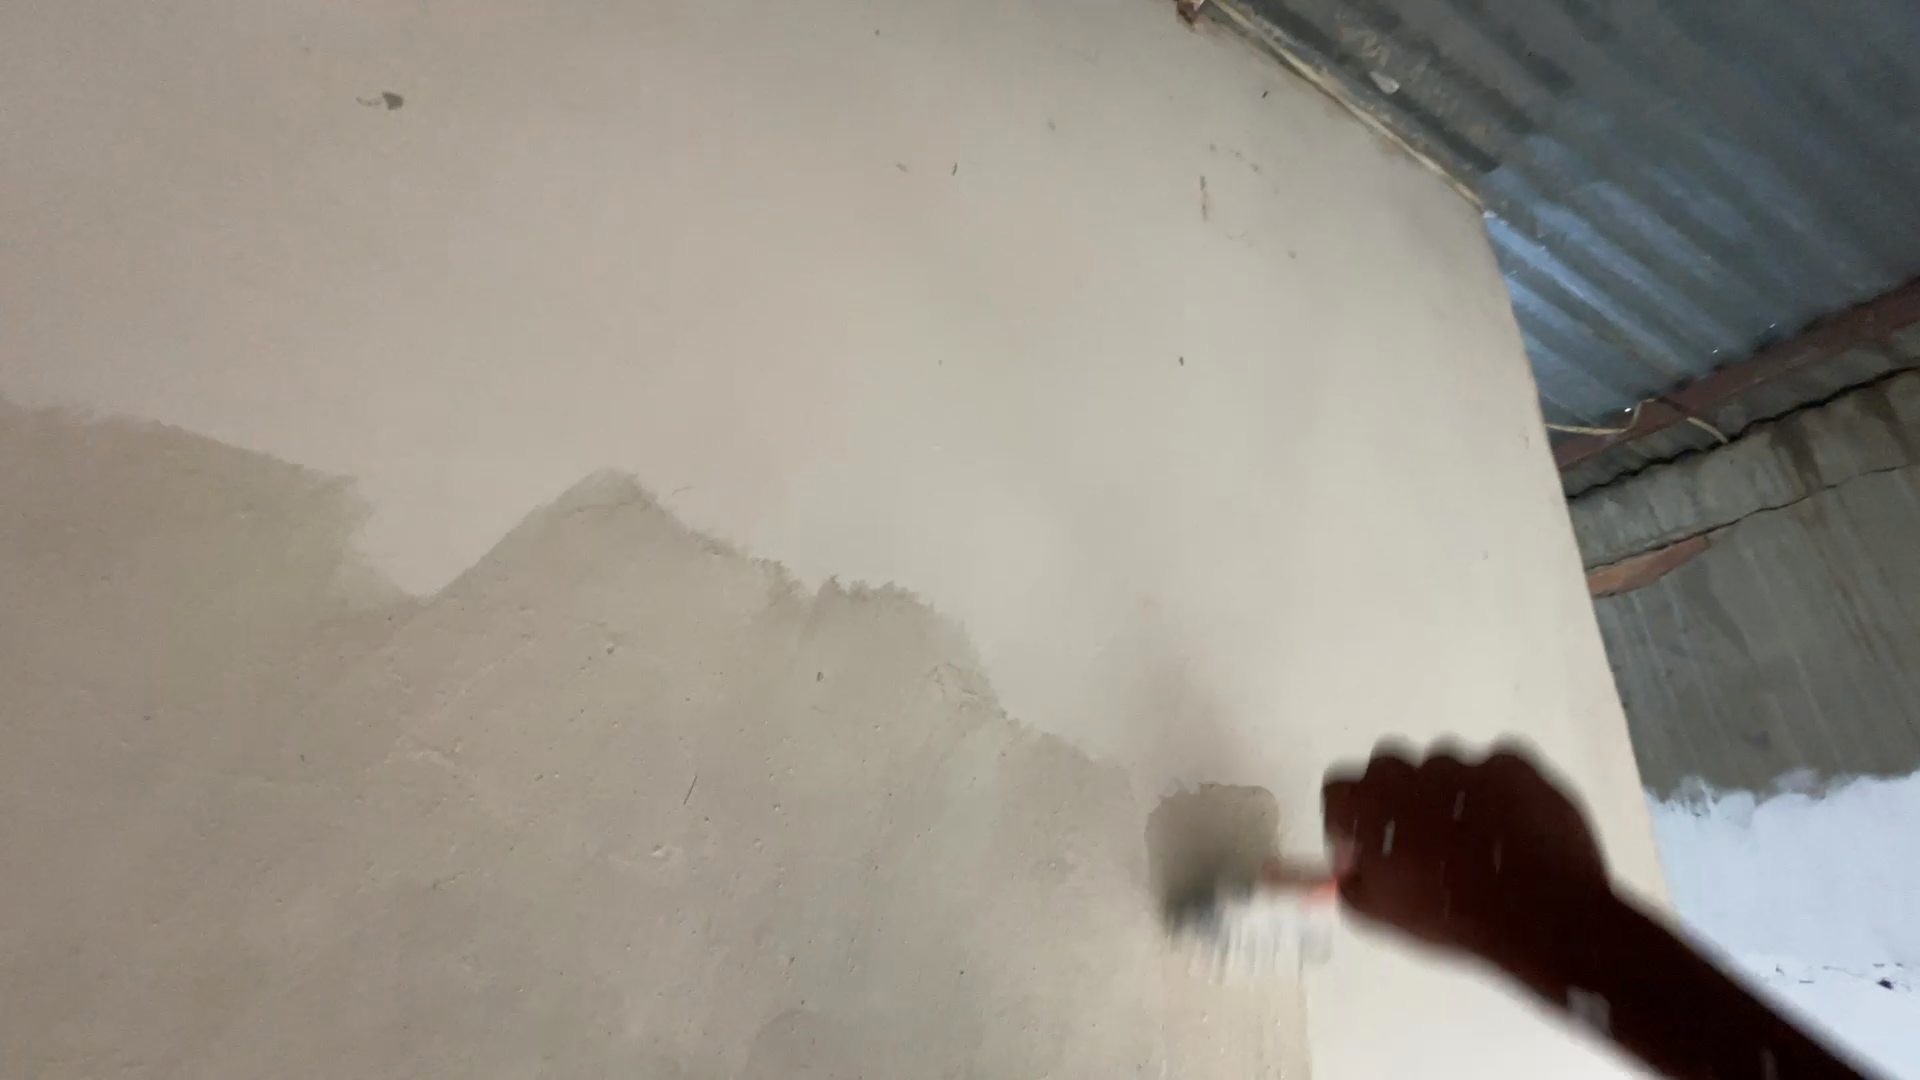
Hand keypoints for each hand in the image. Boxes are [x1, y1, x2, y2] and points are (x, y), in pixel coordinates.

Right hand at [1320, 742, 1608, 966]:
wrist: (1548, 922)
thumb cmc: (1452, 916)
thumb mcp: (1378, 915)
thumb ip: (1350, 882)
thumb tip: (1351, 869)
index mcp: (1366, 799)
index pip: (1339, 790)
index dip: (1350, 819)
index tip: (1369, 846)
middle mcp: (1406, 768)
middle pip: (1387, 770)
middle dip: (1398, 798)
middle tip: (1423, 840)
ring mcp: (1462, 761)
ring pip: (1443, 768)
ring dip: (1449, 793)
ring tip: (1477, 838)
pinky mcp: (1513, 764)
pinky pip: (1496, 769)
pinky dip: (1498, 792)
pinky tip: (1511, 828)